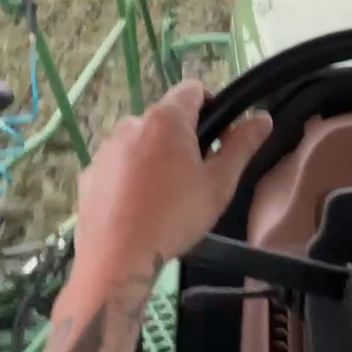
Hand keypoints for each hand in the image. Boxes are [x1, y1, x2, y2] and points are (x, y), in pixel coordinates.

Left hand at [71, 80, 271, 279]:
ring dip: (157, 154)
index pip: (192, 89)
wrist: (116, 262)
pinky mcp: (89, 173)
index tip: (220, 137)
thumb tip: (262, 118)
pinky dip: (132, 173)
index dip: (212, 104)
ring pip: (142, 140)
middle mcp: (132, 124)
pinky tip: (139, 205)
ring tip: (167, 193)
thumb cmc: (174, 217)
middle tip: (198, 172)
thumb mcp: (219, 183)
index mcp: (166, 120)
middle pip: (167, 116)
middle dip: (185, 135)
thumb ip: (242, 145)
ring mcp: (106, 149)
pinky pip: (119, 162)